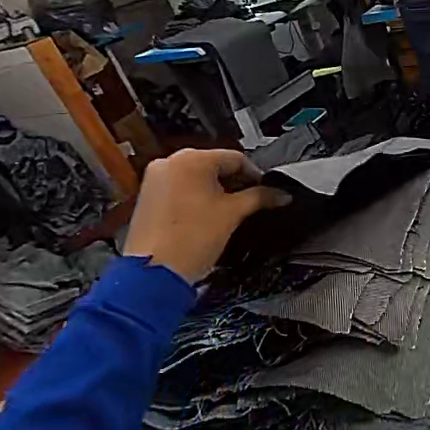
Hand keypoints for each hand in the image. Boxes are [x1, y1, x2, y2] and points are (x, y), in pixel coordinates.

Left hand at [122, 149, 291, 282]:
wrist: (155, 271)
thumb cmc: (190, 239)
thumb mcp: (235, 213)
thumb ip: (261, 197)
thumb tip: (281, 194)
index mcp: (191, 160)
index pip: (236, 158)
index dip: (256, 176)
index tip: (267, 191)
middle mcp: (169, 163)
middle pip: (216, 166)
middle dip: (236, 183)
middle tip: (252, 202)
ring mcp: (155, 179)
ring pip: (198, 177)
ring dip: (217, 191)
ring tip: (230, 212)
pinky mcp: (148, 196)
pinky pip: (181, 188)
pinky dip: (198, 197)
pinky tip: (209, 216)